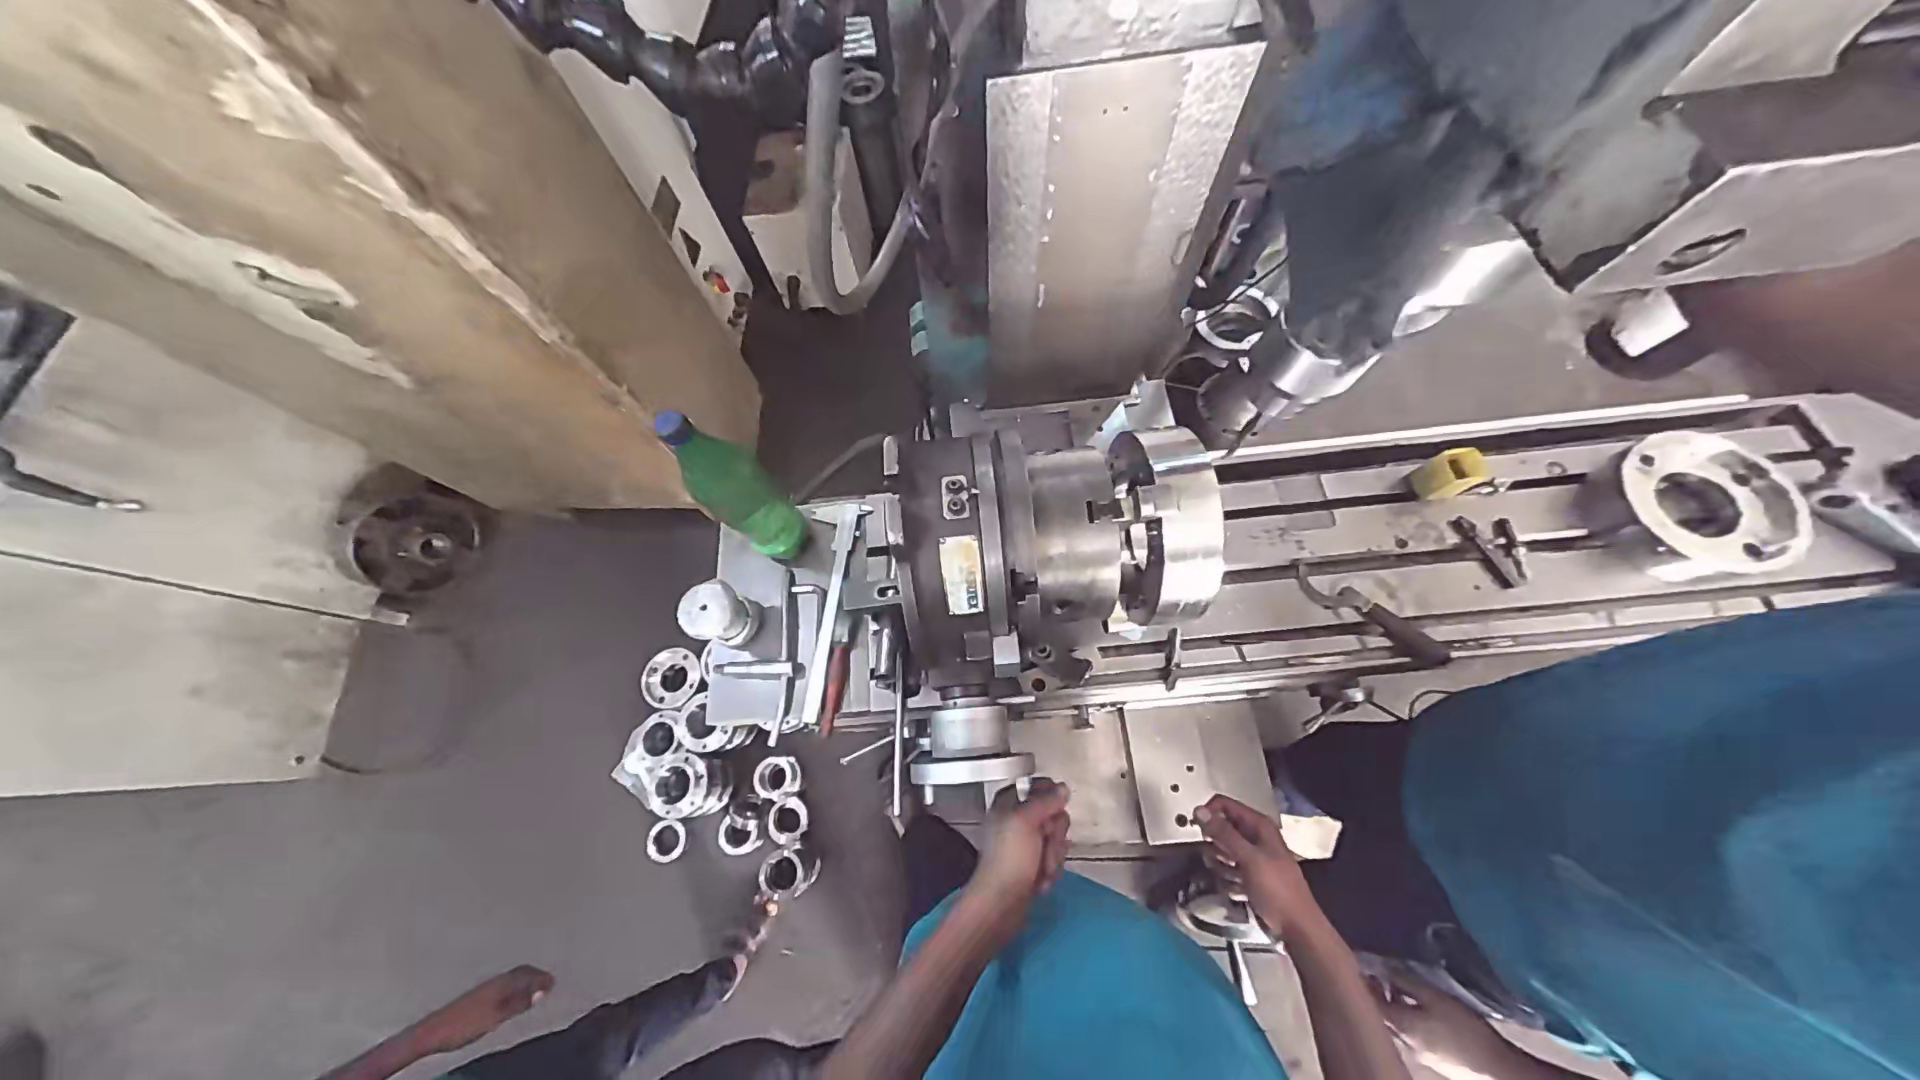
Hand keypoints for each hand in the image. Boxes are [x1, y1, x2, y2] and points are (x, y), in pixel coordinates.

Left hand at [409, 965, 554, 1055]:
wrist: (432, 1032)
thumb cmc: (466, 1024)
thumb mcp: (496, 1016)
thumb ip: (519, 1003)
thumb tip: (543, 989)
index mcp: (503, 982)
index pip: (529, 973)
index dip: (542, 977)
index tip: (555, 982)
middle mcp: (497, 979)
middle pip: (521, 972)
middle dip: (536, 975)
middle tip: (548, 982)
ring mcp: (486, 987)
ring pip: (513, 978)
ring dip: (526, 981)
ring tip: (534, 989)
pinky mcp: (478, 996)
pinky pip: (505, 984)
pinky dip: (516, 987)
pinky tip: (512, 998)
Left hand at [965, 779, 1070, 911]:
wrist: (1000, 903)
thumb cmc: (1010, 858)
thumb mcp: (1026, 820)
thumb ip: (1046, 800)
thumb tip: (1063, 788)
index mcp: (1009, 802)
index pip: (1040, 787)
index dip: (1052, 801)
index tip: (1052, 814)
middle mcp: (1017, 819)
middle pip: (1053, 814)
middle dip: (1055, 835)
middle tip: (1046, 847)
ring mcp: (1025, 843)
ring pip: (1056, 838)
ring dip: (1054, 856)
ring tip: (1042, 870)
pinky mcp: (1032, 864)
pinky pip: (1053, 858)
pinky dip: (1050, 870)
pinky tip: (1041, 881)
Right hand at [1194, 794, 1317, 929]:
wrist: (1297, 929)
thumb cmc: (1276, 889)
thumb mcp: (1249, 858)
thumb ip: (1223, 833)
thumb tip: (1198, 810)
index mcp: (1258, 826)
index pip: (1224, 805)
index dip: (1209, 814)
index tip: (1198, 831)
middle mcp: (1254, 837)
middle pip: (1220, 829)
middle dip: (1215, 845)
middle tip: (1222, 859)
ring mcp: (1251, 858)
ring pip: (1220, 851)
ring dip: (1220, 865)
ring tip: (1232, 878)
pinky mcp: (1248, 877)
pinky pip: (1226, 871)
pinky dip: (1228, 880)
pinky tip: (1238, 891)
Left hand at [1375, 963, 1518, 1078]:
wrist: (1501, 1071)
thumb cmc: (1465, 1030)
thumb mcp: (1434, 997)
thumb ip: (1404, 980)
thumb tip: (1379, 965)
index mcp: (1400, 1027)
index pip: (1371, 1002)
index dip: (1364, 983)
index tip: (1361, 965)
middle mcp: (1405, 1043)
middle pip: (1382, 1014)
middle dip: (1376, 993)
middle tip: (1376, 973)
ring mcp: (1421, 1054)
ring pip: (1397, 1024)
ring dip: (1393, 1005)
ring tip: (1396, 986)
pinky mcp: (1437, 1060)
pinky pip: (1412, 1034)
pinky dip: (1407, 1017)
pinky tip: (1419, 1009)